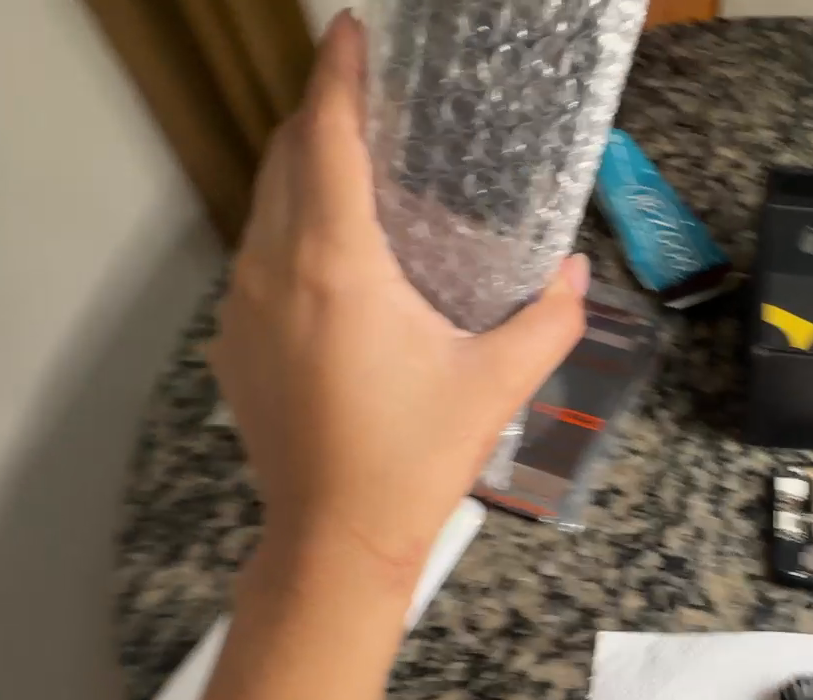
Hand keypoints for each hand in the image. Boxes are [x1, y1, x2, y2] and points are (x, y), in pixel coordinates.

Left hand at [208, 12, 587, 581]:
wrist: (338, 536)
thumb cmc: (418, 457)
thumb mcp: (498, 387)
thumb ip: (549, 323)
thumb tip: (579, 274)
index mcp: (337, 266)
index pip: (328, 138)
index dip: (339, 75)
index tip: (353, 33)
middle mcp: (273, 270)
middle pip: (285, 159)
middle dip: (320, 115)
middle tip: (367, 101)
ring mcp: (240, 309)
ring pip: (262, 208)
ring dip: (302, 173)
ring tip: (352, 172)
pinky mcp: (233, 346)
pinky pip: (255, 261)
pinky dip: (288, 233)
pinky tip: (329, 263)